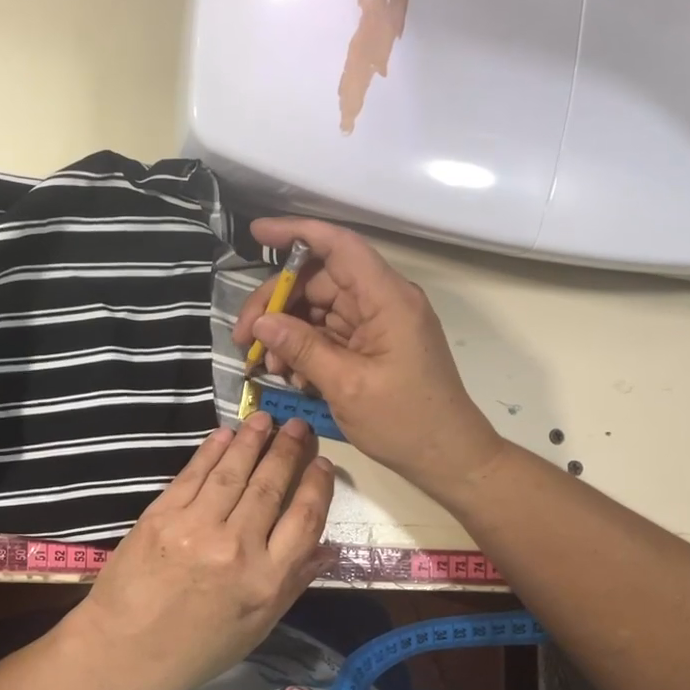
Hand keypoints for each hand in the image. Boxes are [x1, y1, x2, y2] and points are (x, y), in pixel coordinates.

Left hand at [58, 413, 335, 689]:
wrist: (120, 651)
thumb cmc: (193, 651)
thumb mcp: (255, 629)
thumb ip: (292, 584)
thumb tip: (327, 548)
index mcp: (266, 581)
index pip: (305, 519)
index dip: (317, 485)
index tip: (323, 462)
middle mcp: (236, 548)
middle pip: (270, 486)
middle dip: (288, 451)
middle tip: (300, 425)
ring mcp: (195, 527)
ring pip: (234, 473)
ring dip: (252, 440)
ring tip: (267, 419)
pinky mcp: (161, 515)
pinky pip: (194, 475)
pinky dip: (212, 451)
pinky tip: (226, 434)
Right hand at [233, 217, 504, 498]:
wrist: (446, 456)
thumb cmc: (404, 420)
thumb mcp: (347, 386)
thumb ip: (302, 348)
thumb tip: (262, 322)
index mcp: (386, 299)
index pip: (338, 247)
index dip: (296, 233)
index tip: (256, 233)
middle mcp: (382, 302)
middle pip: (318, 280)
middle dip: (276, 303)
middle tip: (243, 338)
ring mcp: (376, 324)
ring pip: (316, 308)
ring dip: (285, 331)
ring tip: (264, 364)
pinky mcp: (370, 346)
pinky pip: (326, 333)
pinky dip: (301, 348)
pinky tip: (286, 374)